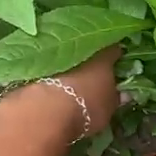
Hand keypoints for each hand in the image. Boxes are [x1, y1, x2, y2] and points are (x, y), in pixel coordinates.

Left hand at [0, 47, 121, 142]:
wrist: (42, 111)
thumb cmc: (84, 108)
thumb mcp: (108, 108)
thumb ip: (116, 98)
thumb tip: (125, 93)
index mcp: (101, 53)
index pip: (114, 50)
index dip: (116, 58)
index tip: (117, 66)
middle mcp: (77, 45)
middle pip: (87, 49)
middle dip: (90, 59)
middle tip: (93, 73)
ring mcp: (52, 52)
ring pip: (63, 55)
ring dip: (67, 65)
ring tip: (69, 81)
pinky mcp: (30, 64)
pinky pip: (44, 67)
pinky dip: (49, 74)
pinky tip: (49, 86)